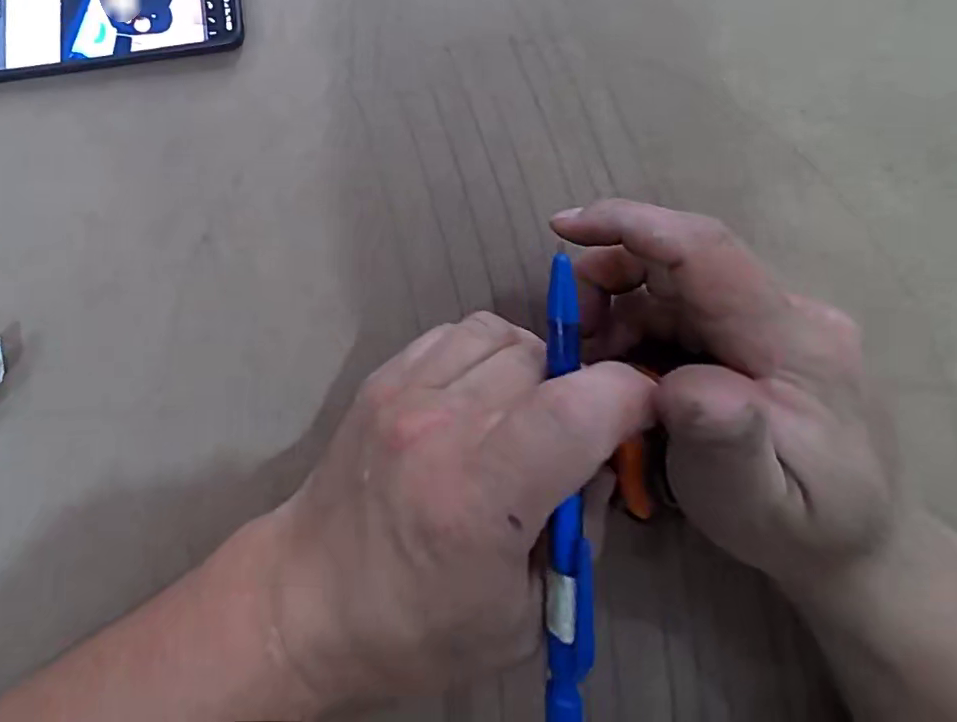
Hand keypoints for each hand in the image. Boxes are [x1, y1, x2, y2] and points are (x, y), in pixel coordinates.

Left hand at [263, 312, 654, 707]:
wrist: (311, 592)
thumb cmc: (420, 625)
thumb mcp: (529, 610)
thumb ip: (575, 524)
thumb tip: (602, 452)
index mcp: (478, 496)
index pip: (572, 409)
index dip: (628, 397)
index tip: (645, 412)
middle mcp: (436, 427)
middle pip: (537, 360)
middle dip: (578, 387)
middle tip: (575, 430)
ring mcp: (400, 394)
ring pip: (493, 332)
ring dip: (528, 360)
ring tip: (524, 407)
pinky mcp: (378, 379)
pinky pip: (448, 334)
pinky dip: (479, 351)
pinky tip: (476, 392)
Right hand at [549, 199, 899, 590]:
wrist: (851, 547)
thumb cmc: (802, 524)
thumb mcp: (756, 496)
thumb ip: (725, 436)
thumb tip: (684, 381)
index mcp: (789, 339)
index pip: (703, 249)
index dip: (628, 224)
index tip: (561, 227)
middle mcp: (779, 314)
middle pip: (670, 260)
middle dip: (603, 283)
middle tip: (573, 338)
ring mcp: (761, 322)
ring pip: (660, 285)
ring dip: (610, 312)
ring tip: (596, 368)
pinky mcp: (742, 335)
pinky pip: (666, 309)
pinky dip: (625, 329)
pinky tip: (620, 372)